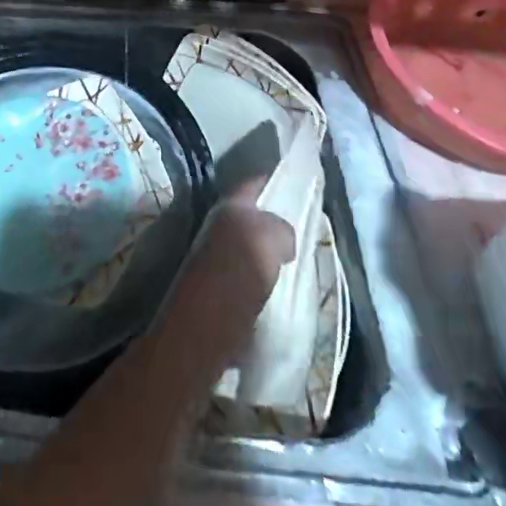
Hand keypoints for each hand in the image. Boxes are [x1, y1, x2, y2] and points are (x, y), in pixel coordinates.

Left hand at [160, 178, 295, 356]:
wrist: (206, 324)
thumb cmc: (241, 269)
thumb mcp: (274, 236)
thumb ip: (282, 229)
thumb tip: (282, 242)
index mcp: (229, 207)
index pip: (254, 183)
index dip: (273, 180)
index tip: (294, 185)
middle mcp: (216, 227)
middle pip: (250, 216)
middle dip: (271, 221)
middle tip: (298, 230)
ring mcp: (212, 258)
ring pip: (247, 246)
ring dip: (265, 253)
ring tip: (291, 262)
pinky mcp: (214, 289)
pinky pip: (244, 275)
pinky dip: (259, 279)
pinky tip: (276, 288)